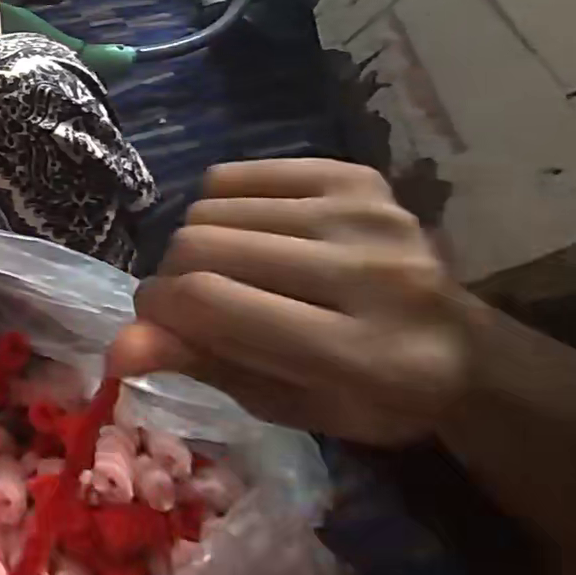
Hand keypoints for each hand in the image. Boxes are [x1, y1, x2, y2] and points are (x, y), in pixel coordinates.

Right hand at [108, 158, 469, 445]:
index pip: (210, 301)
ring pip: (208, 208)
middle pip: (200, 244)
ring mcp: (366, 214)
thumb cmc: (360, 393)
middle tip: (196, 298)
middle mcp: (373, 274)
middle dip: (175, 274)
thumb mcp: (277, 399)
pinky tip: (249, 232)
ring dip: (197, 242)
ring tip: (232, 268)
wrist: (460, 347)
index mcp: (364, 355)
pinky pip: (230, 175)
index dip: (159, 307)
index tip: (154, 318)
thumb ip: (197, 364)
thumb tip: (115, 348)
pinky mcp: (354, 176)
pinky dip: (218, 205)